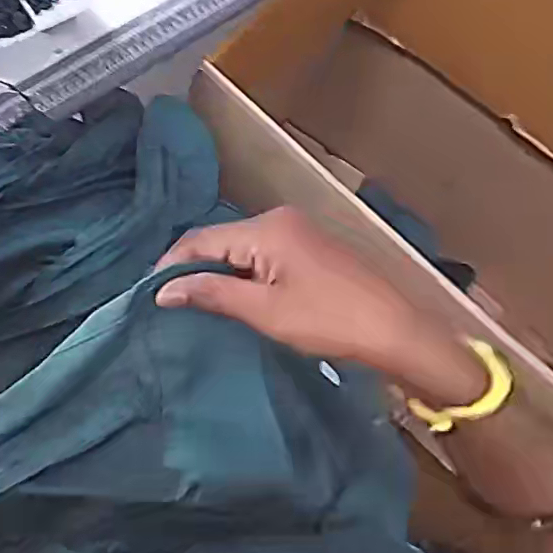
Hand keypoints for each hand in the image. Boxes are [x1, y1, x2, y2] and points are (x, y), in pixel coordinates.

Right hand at [154, 207, 485, 404]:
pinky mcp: (309, 246)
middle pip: (219, 239)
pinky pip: (260, 253)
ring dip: (217, 272)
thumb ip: (210, 293)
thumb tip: (164, 289)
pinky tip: (235, 296)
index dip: (171, 265)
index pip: (200, 239)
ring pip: (238, 247)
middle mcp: (279, 219)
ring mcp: (297, 230)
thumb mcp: (263, 311)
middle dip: (193, 269)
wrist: (400, 333)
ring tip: (197, 302)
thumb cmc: (330, 322)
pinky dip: (242, 273)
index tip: (152, 294)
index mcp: (267, 228)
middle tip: (172, 301)